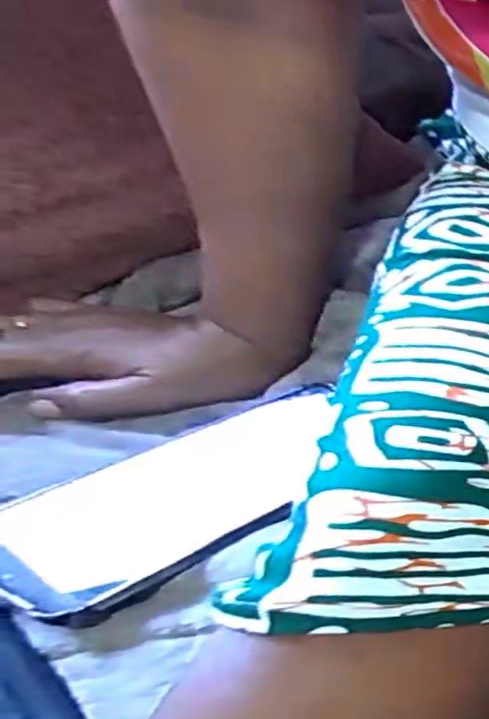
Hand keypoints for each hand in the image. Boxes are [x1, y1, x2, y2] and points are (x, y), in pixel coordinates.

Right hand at [0, 300, 303, 419]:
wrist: (235, 339)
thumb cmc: (200, 374)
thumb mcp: (151, 396)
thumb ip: (92, 400)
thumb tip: (35, 405)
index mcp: (65, 351)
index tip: (2, 389)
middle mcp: (57, 327)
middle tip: (8, 380)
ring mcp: (74, 316)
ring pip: (7, 325)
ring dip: (1, 344)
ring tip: (13, 371)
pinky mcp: (94, 313)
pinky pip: (34, 312)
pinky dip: (16, 327)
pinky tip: (24, 339)